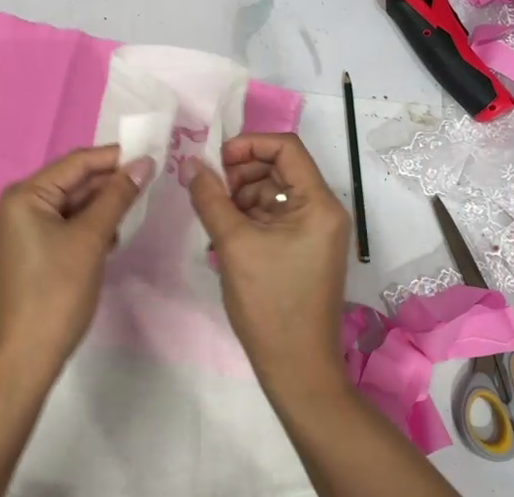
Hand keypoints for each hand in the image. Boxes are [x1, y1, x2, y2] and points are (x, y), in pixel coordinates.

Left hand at [0, 146, 154, 385]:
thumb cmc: (55, 294)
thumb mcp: (90, 241)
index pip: (76, 162)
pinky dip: (88, 227)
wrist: (21, 362)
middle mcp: (17, 205)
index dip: (115, 157)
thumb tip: (143, 163)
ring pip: (70, 206)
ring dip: (102, 206)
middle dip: (110, 183)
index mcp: (24, 194)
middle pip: (72, 182)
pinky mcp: (29, 254)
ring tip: (138, 208)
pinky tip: (113, 236)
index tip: (153, 154)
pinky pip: (63, 227)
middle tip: (153, 181)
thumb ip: (117, 197)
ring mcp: (21, 231)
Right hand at [185, 133, 351, 391]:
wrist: (296, 369)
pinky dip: (249, 216)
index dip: (248, 145)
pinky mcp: (304, 249)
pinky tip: (226, 236)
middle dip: (241, 172)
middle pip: (279, 166)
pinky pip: (275, 214)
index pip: (286, 146)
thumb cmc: (269, 302)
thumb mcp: (233, 244)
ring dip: (241, 195)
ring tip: (216, 219)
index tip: (216, 163)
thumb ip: (210, 197)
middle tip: (211, 192)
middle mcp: (323, 210)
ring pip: (273, 190)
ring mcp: (316, 231)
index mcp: (318, 203)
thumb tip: (190, 162)